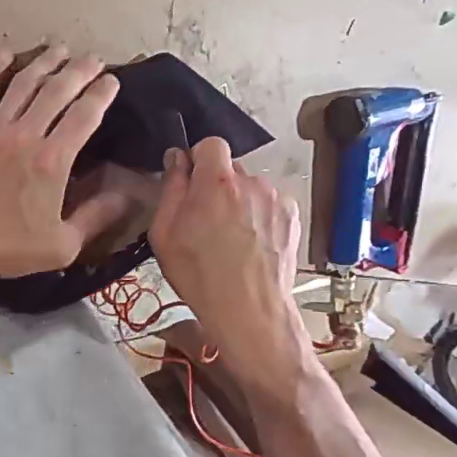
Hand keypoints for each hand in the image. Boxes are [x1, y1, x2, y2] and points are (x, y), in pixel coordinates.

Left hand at [0, 45, 126, 284]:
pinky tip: (4, 54)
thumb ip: (97, 216)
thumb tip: (127, 194)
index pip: (84, 115)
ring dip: (44, 62)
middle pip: (58, 90)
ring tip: (59, 49)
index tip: (112, 81)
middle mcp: (24, 134)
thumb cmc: (8, 247)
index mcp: (52, 161)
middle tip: (94, 59)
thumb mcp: (63, 245)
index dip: (102, 95)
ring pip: (22, 83)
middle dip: (80, 70)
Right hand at [149, 138, 312, 378]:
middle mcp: (250, 181)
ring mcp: (275, 198)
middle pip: (230, 168)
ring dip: (239, 202)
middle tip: (207, 220)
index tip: (192, 183)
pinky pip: (268, 204)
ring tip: (232, 239)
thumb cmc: (199, 276)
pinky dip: (259, 216)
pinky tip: (251, 244)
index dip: (199, 159)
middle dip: (217, 186)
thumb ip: (171, 188)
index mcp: (216, 181)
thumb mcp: (165, 234)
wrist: (250, 311)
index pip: (210, 144)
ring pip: (250, 188)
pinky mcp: (292, 215)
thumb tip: (177, 159)